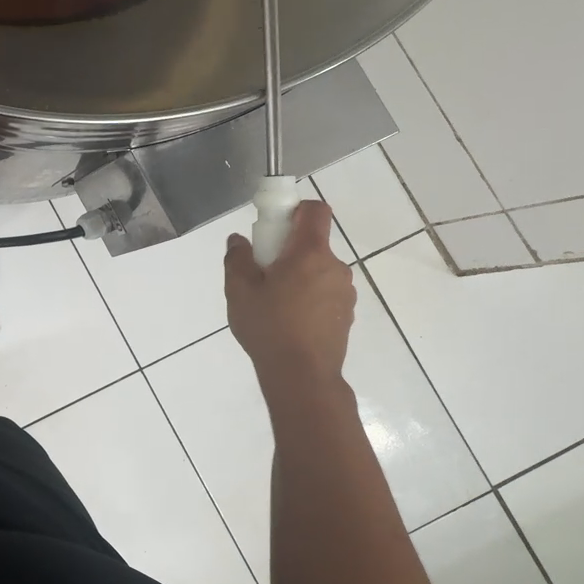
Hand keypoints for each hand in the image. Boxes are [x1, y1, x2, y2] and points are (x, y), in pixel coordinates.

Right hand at [225, 200, 355, 385]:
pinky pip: (323, 290)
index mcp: (309, 254)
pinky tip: (287, 319)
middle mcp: (334, 266)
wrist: (302, 374)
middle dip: (285, 250)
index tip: (270, 226)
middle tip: (258, 274)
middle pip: (310, 242)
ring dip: (295, 275)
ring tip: (270, 303)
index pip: (315, 211)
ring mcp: (344, 290)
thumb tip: (239, 241)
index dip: (294, 209)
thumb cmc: (268, 327)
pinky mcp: (345, 311)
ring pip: (315, 269)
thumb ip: (237, 259)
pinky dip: (305, 295)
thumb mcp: (239, 291)